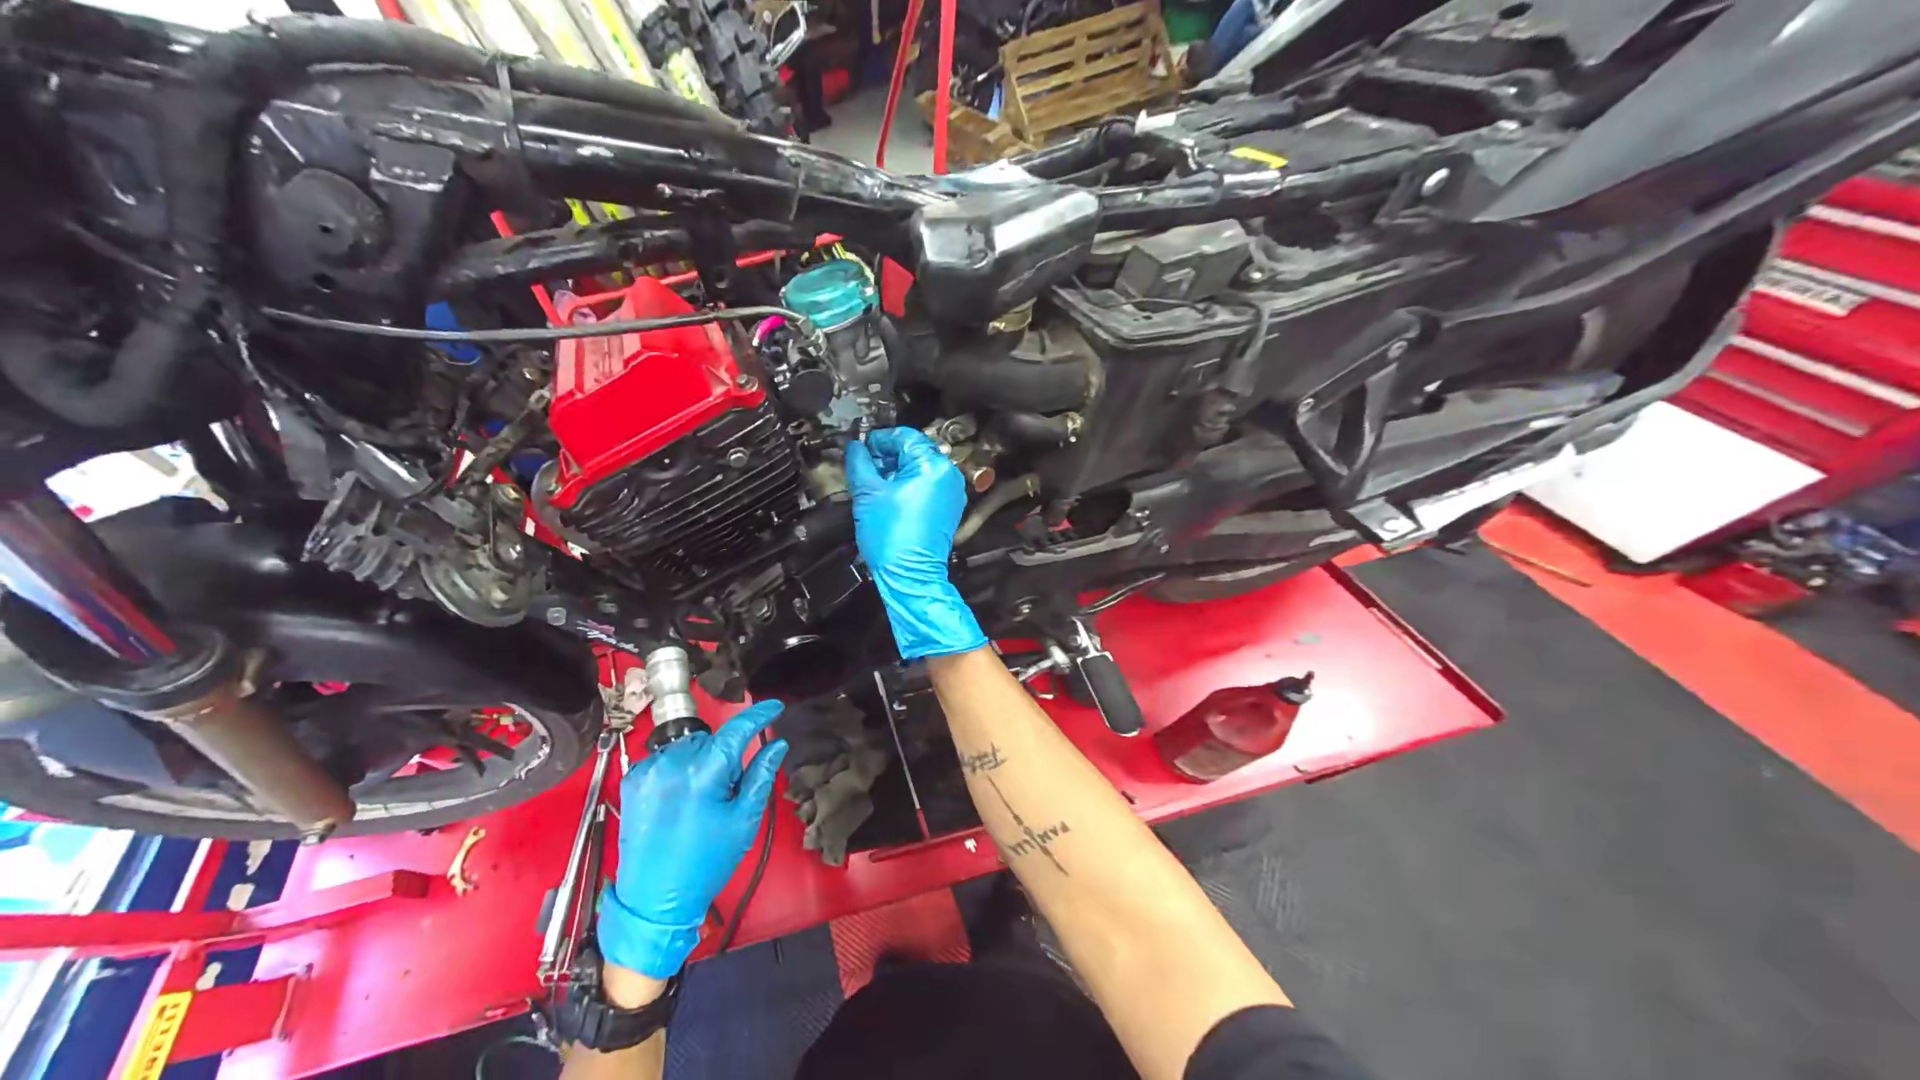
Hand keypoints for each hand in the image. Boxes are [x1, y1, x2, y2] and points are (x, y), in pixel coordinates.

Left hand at [599, 700, 788, 977]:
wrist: (654, 901)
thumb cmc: (705, 863)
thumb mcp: (744, 821)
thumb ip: (761, 776)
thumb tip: (777, 744)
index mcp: (703, 773)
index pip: (737, 730)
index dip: (759, 715)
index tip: (775, 707)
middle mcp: (671, 763)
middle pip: (712, 739)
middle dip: (726, 754)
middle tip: (728, 789)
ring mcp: (648, 770)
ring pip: (689, 746)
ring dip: (702, 759)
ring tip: (703, 796)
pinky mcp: (632, 781)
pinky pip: (666, 758)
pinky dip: (679, 767)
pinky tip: (681, 796)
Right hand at [845, 427, 988, 659]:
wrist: (911, 575)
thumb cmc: (891, 535)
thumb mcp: (868, 494)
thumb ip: (860, 463)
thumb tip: (854, 446)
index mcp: (933, 465)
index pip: (904, 436)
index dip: (879, 439)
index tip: (861, 449)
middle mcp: (949, 475)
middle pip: (914, 451)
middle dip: (887, 456)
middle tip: (865, 467)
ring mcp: (951, 493)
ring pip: (920, 469)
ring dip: (896, 471)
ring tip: (874, 484)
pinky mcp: (948, 509)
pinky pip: (927, 486)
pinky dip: (908, 486)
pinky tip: (889, 497)